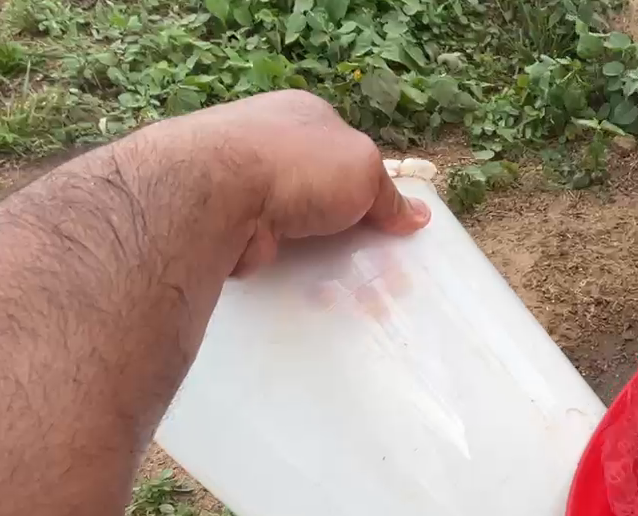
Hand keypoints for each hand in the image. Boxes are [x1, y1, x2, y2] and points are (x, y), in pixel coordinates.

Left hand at [124, 89, 429, 275]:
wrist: (218, 191)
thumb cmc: (300, 166)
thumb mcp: (365, 171)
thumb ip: (391, 196)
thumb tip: (419, 216)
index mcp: (304, 114)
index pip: (348, 150)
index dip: (371, 185)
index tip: (389, 220)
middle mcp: (273, 139)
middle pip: (325, 188)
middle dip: (349, 221)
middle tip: (375, 254)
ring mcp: (247, 176)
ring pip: (302, 220)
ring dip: (325, 247)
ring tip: (352, 278)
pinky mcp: (233, 216)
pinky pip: (279, 244)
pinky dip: (297, 261)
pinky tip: (315, 280)